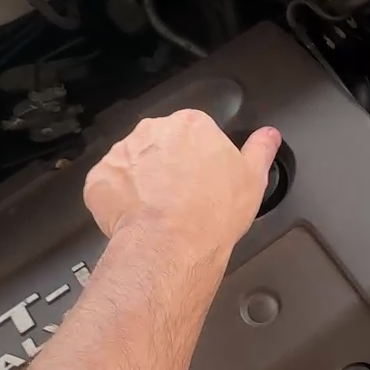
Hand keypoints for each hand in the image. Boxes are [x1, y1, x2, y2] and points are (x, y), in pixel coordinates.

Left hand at [82, 110, 280, 254]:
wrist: (173, 244)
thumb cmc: (213, 212)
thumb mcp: (253, 178)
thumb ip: (261, 149)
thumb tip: (269, 136)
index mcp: (191, 125)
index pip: (194, 131)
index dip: (200, 156)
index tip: (205, 176)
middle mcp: (154, 131)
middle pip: (162, 143)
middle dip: (169, 164)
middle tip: (184, 195)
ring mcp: (122, 154)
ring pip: (134, 163)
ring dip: (144, 180)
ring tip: (161, 209)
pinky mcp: (100, 179)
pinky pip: (110, 185)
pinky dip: (120, 199)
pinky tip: (140, 216)